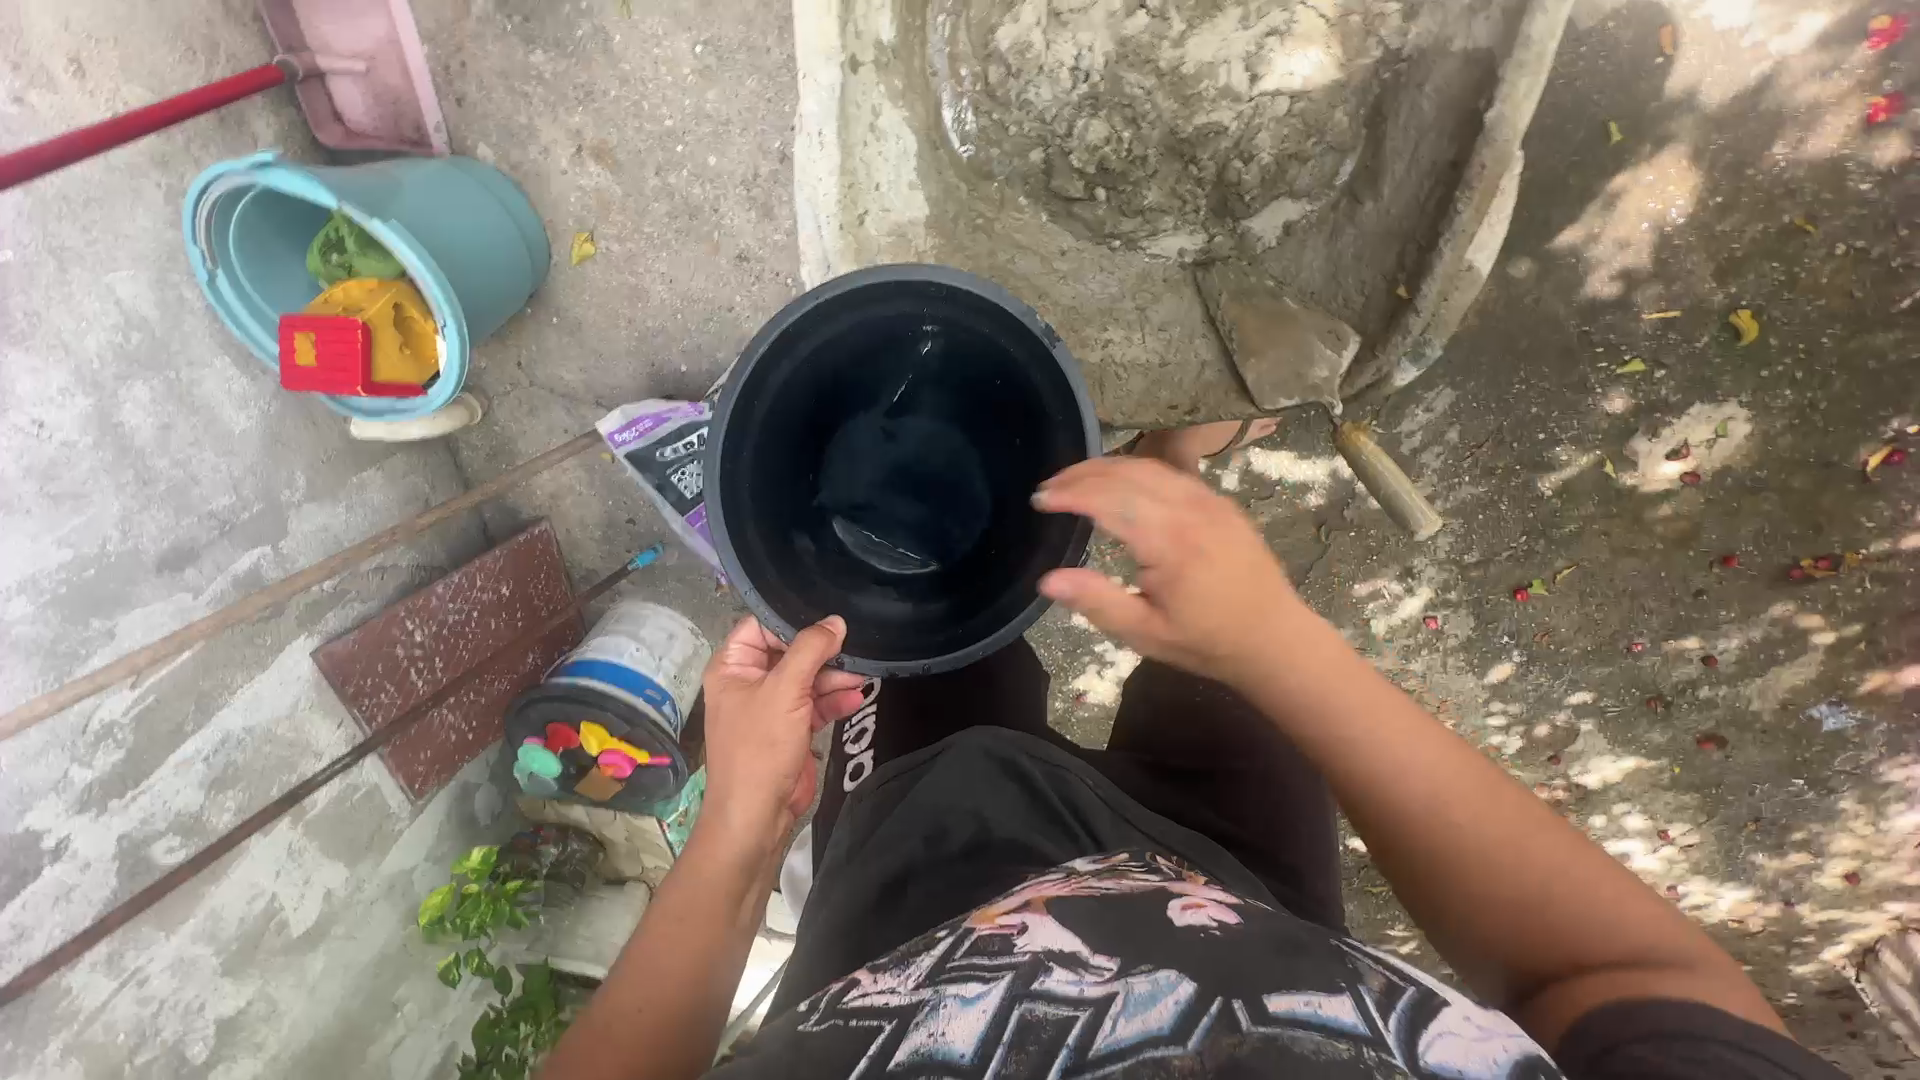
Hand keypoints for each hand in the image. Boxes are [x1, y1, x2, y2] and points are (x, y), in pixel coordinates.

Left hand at [701, 616, 866, 843]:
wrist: (757, 814)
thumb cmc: (760, 746)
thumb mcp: (785, 691)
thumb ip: (811, 651)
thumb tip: (836, 622)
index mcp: (732, 667)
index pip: (761, 626)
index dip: (791, 620)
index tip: (827, 619)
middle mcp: (749, 681)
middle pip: (790, 651)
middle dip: (821, 651)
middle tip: (852, 646)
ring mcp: (771, 705)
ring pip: (807, 677)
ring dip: (833, 677)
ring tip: (861, 677)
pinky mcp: (791, 727)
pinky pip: (815, 703)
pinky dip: (834, 700)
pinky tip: (857, 698)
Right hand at [1032, 455, 1307, 689]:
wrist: (1274, 639)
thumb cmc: (1206, 641)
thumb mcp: (1145, 633)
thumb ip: (1096, 602)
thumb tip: (1047, 580)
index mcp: (1171, 542)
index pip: (1109, 499)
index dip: (1069, 494)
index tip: (1039, 500)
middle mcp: (1191, 510)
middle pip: (1126, 473)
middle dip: (1081, 474)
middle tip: (1048, 488)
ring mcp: (1210, 501)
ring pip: (1149, 467)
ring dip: (1106, 468)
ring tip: (1073, 481)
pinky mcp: (1220, 502)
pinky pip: (1170, 473)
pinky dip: (1134, 471)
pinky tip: (1118, 484)